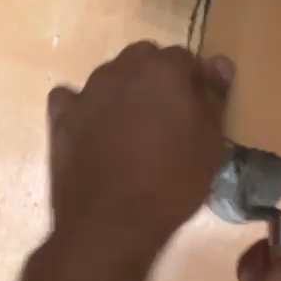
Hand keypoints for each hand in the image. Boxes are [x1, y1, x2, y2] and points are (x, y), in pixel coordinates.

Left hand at [46, 42, 232, 264]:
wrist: (110, 223)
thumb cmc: (171, 182)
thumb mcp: (209, 143)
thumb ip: (213, 97)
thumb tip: (219, 62)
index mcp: (163, 69)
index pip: (185, 58)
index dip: (194, 82)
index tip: (198, 110)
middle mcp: (122, 69)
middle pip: (145, 59)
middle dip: (157, 79)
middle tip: (168, 118)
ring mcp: (87, 91)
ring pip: (111, 76)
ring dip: (124, 91)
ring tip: (133, 129)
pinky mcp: (61, 116)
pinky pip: (74, 98)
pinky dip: (85, 108)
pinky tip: (94, 130)